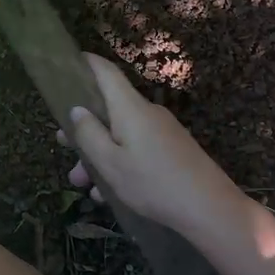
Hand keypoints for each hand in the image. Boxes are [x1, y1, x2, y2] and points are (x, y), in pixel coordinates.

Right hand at [60, 54, 249, 237]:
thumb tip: (77, 109)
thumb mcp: (111, 163)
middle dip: (83, 127)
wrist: (212, 211)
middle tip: (62, 144)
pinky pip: (137, 150)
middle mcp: (147, 113)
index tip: (65, 64)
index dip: (85, 63)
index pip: (106, 72)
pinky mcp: (173, 152)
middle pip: (109, 109)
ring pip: (121, 136)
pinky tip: (108, 194)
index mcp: (130, 108)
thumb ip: (89, 134)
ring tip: (83, 185)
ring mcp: (163, 133)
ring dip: (99, 155)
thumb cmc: (153, 183)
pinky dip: (120, 165)